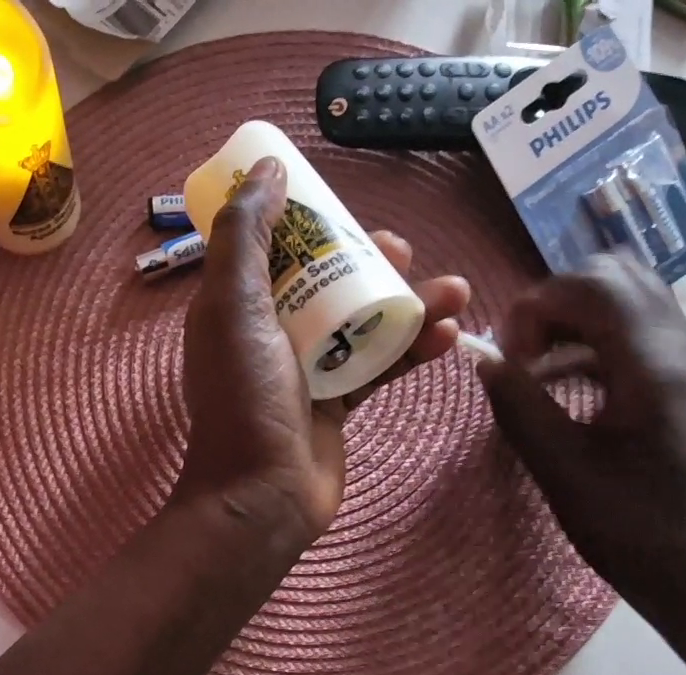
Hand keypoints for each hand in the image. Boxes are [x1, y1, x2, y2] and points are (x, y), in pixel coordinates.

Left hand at [177, 157, 471, 543]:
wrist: (262, 495)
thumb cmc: (244, 397)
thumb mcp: (232, 306)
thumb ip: (244, 236)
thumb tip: (266, 169)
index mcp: (237, 305)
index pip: (276, 248)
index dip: (311, 223)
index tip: (346, 209)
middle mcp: (270, 332)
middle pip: (327, 279)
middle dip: (370, 259)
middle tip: (403, 252)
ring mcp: (307, 369)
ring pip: (363, 319)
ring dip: (411, 302)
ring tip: (454, 291)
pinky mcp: (339, 402)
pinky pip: (381, 363)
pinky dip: (414, 347)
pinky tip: (450, 335)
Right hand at [476, 253, 685, 639]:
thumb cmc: (631, 530)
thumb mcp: (561, 469)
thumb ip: (517, 404)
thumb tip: (481, 358)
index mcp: (658, 366)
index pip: (593, 287)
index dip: (535, 307)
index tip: (505, 358)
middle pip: (619, 276)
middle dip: (557, 302)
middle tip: (523, 355)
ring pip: (633, 300)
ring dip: (576, 320)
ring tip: (539, 372)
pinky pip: (642, 334)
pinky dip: (597, 342)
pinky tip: (568, 389)